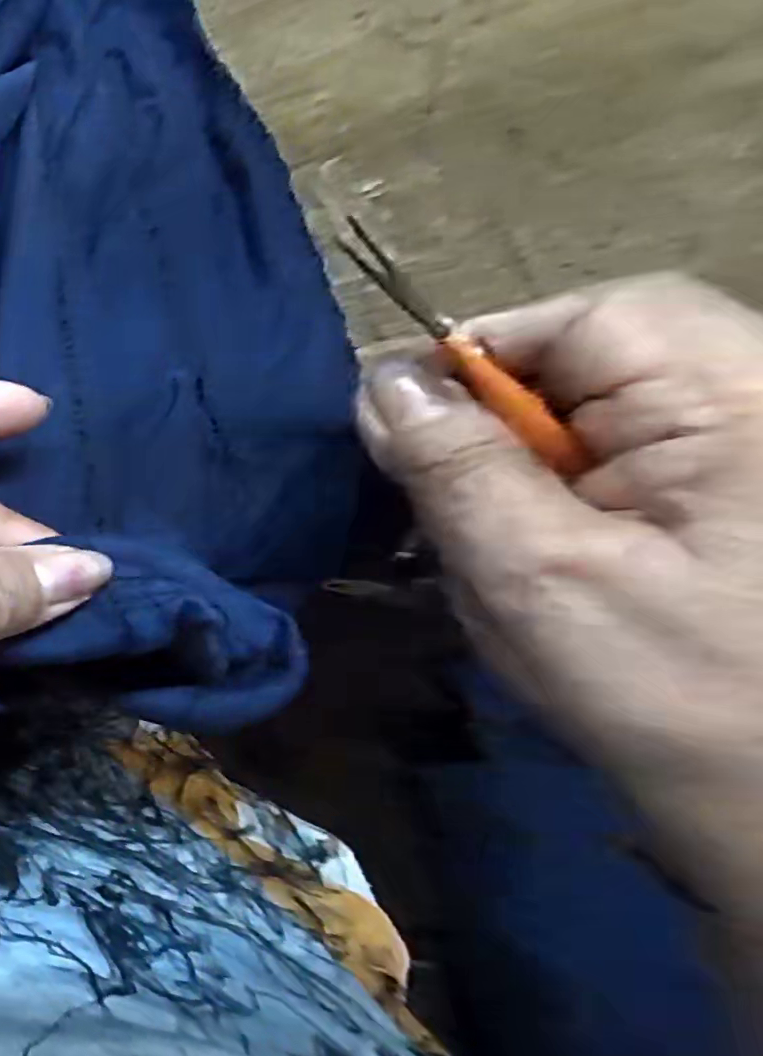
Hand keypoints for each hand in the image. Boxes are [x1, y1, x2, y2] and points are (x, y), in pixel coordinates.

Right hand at [358, 274, 762, 890]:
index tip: (399, 424)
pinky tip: (507, 551)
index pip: (596, 317)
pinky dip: (533, 498)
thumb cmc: (676, 689)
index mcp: (750, 408)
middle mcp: (761, 415)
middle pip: (590, 365)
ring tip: (465, 538)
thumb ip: (454, 465)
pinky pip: (603, 468)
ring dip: (501, 467)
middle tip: (429, 500)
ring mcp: (744, 466)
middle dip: (485, 423)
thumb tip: (380, 382)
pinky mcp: (721, 510)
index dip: (481, 354)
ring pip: (585, 421)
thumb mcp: (534, 572)